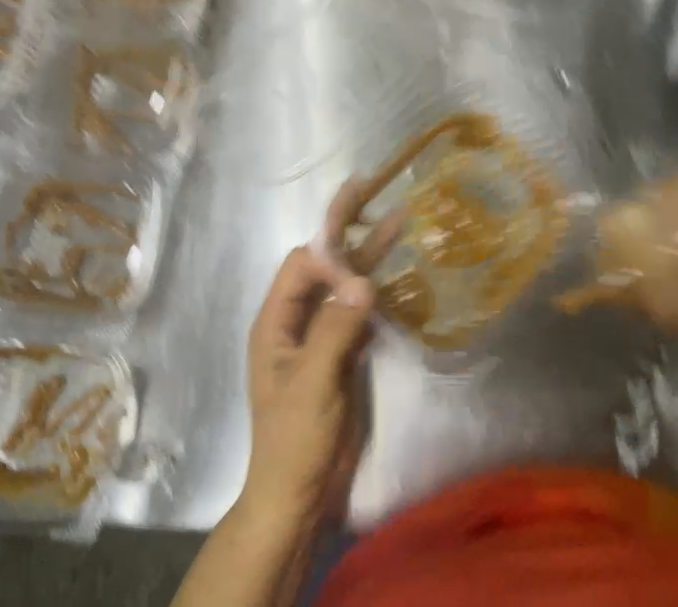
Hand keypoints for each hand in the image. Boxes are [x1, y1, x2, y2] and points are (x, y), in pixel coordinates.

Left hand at [242, 213, 375, 528]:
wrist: (299, 494)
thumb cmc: (294, 440)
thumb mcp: (312, 384)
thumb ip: (335, 331)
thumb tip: (363, 280)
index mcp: (275, 321)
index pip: (303, 265)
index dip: (331, 257)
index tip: (361, 283)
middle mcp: (296, 320)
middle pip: (323, 262)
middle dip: (346, 225)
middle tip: (371, 182)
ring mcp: (321, 336)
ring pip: (346, 284)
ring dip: (370, 252)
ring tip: (399, 215)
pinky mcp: (343, 355)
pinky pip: (360, 312)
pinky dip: (379, 290)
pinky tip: (401, 275)